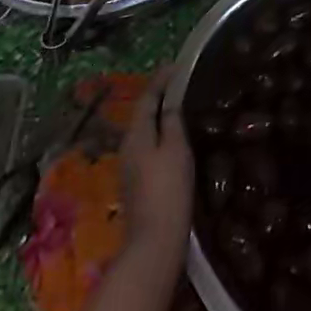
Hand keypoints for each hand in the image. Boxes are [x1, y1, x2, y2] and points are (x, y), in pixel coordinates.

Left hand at [121, 69, 192, 258]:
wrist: (154, 244)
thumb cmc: (168, 192)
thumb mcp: (176, 151)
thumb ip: (173, 122)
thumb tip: (171, 99)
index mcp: (136, 134)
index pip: (147, 97)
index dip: (161, 80)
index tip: (176, 65)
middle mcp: (127, 147)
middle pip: (143, 114)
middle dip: (160, 96)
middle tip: (182, 84)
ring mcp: (130, 168)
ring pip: (146, 132)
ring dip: (161, 117)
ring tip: (182, 108)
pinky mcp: (137, 185)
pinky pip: (149, 148)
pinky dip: (161, 136)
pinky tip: (176, 142)